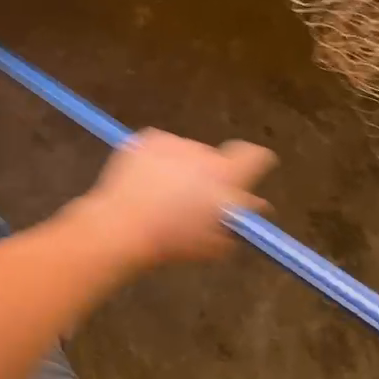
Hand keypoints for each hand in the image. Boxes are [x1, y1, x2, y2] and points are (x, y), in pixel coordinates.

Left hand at [73, 129, 275, 267]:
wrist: (122, 224)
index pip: (254, 156)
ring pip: (186, 152)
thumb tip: (253, 207)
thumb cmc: (172, 240)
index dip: (255, 162)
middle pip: (215, 157)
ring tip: (165, 193)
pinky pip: (161, 146)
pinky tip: (148, 180)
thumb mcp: (215, 241)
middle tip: (195, 197)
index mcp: (225, 176)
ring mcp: (171, 141)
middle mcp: (202, 152)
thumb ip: (238, 220)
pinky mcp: (146, 138)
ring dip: (183, 166)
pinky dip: (159, 158)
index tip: (248, 172)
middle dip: (210, 174)